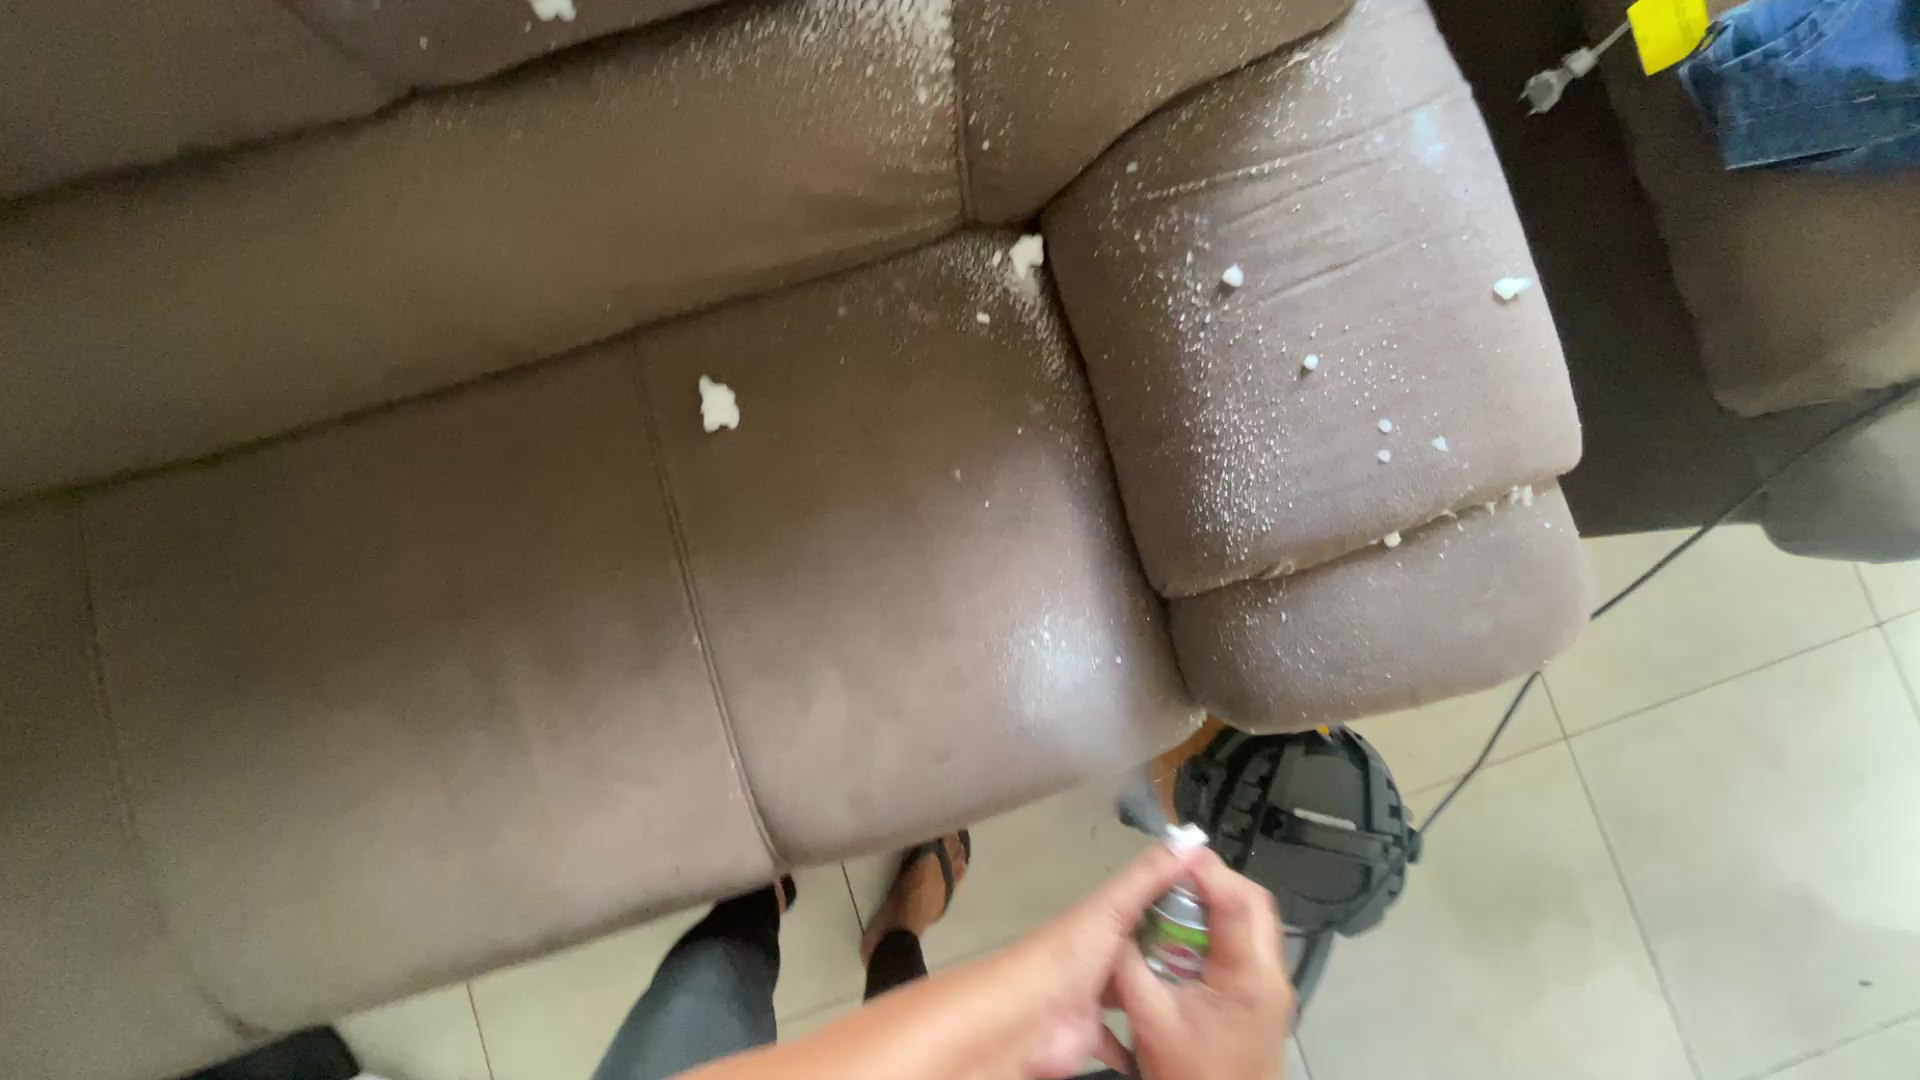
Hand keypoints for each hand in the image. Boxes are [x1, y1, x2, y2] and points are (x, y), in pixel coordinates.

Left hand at [989, 839, 1210, 1075]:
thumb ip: (1148, 877)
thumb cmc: (1069, 955)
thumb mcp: (1111, 907)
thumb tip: (1190, 840)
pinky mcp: (1093, 1034)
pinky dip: (1143, 1048)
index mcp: (1104, 918)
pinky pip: (1123, 1042)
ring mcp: (1096, 994)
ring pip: (1136, 993)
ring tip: (1207, 1007)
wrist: (1026, 1019)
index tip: (1223, 912)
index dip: (1181, 903)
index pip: (1149, 903)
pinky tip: (1171, 1050)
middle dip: (1177, 956)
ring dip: (1161, 998)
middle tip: (1225, 968)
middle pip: (1145, 950)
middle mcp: (1101, 952)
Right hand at [1111, 851, 1296, 1078]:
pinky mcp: (1266, 998)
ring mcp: (1274, 988)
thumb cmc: (1190, 1077)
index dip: (1207, 870)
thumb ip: (1128, 964)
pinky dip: (1220, 924)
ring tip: (1176, 892)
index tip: (1174, 850)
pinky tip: (1186, 931)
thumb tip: (1111, 922)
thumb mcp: (1149, 1018)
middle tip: (1173, 871)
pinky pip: (1249, 941)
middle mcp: (1272, 975)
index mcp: (1249, 978)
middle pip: (1254, 903)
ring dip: (1219, 898)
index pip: (1237, 903)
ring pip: (1255, 920)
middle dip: (1215, 878)